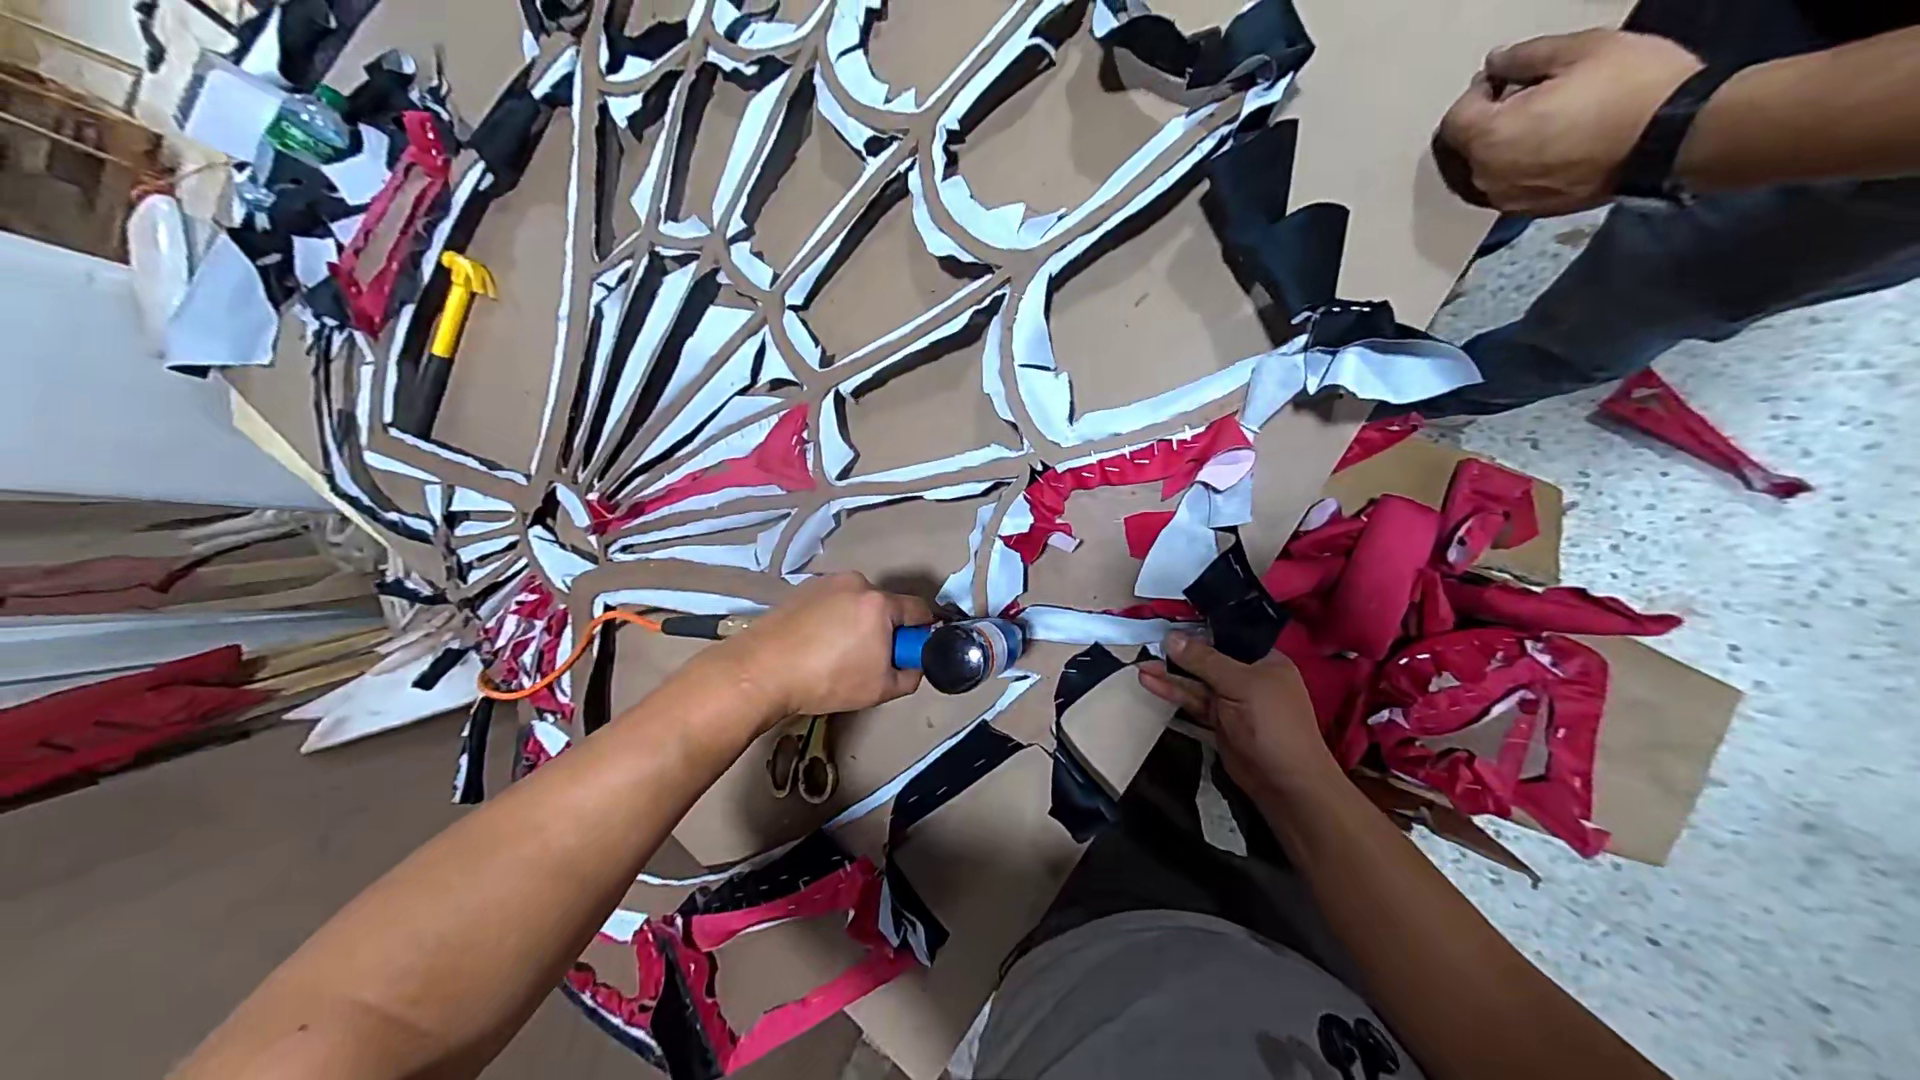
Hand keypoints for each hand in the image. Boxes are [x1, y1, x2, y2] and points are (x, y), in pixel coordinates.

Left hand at [711, 573, 930, 725]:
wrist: (760, 672)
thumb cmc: (825, 680)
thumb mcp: (881, 689)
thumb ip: (911, 675)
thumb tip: (914, 665)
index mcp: (879, 602)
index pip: (920, 610)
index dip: (922, 633)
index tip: (910, 653)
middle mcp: (855, 582)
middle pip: (886, 605)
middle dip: (886, 629)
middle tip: (871, 660)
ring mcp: (825, 583)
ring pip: (858, 603)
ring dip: (859, 623)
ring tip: (838, 655)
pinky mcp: (802, 590)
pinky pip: (832, 603)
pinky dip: (833, 620)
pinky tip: (817, 645)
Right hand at [1138, 632, 1342, 801]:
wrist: (1286, 784)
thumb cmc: (1272, 725)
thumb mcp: (1240, 685)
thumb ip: (1205, 660)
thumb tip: (1171, 637)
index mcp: (1264, 660)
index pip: (1228, 635)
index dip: (1199, 629)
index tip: (1169, 622)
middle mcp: (1247, 676)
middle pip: (1208, 658)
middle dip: (1179, 653)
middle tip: (1148, 644)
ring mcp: (1231, 699)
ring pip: (1196, 681)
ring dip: (1170, 673)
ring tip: (1141, 665)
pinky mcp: (1217, 720)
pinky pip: (1192, 700)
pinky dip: (1172, 692)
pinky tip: (1150, 682)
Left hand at [1435, 29, 1703, 213]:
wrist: (1675, 137)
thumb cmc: (1630, 87)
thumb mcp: (1581, 50)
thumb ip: (1525, 56)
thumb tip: (1494, 63)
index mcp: (1489, 137)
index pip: (1455, 117)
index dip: (1476, 94)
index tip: (1503, 78)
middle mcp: (1486, 176)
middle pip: (1468, 145)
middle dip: (1489, 118)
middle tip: (1528, 95)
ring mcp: (1505, 198)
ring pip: (1487, 167)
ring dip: (1503, 144)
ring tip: (1544, 119)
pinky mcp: (1529, 210)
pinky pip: (1509, 184)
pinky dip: (1518, 165)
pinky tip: (1553, 145)